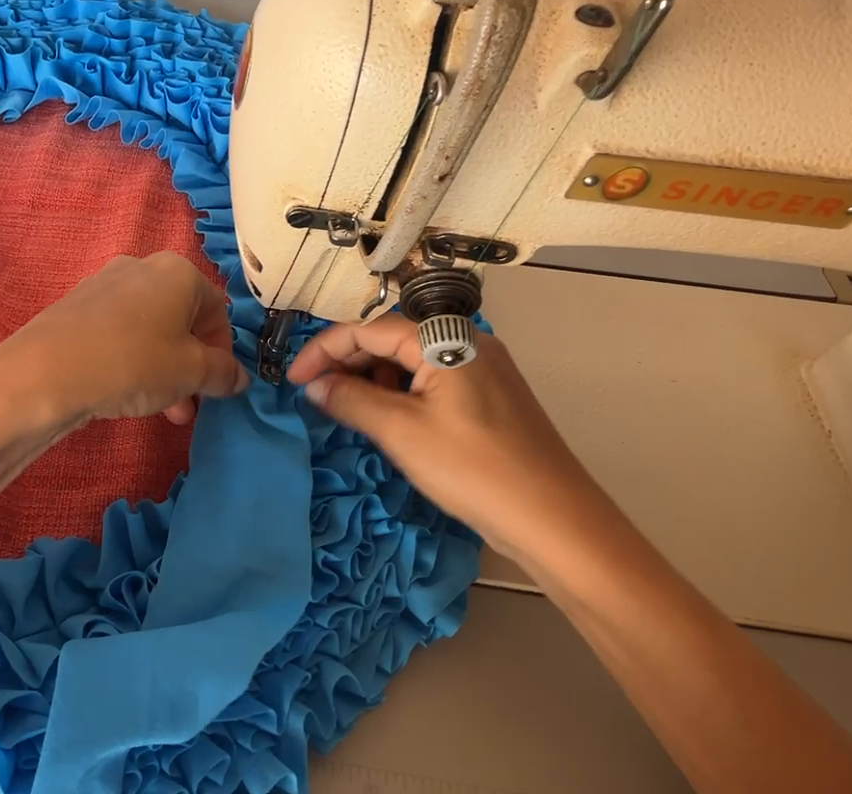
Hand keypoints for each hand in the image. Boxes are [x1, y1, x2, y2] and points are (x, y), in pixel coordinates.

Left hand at [0, 252, 248, 431]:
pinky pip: (119, 333)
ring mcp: (104, 285)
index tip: (216, 386)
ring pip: (150, 330)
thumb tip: (238, 376)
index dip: (223, 351)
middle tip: (189, 407)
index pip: (218, 310)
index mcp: (177, 271)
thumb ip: (222, 372)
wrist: (47, 372)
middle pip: (181, 320)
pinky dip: (132, 361)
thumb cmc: (133, 362)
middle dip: (191, 367)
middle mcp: (142, 267)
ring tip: (162, 412)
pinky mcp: (76, 308)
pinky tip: (124, 394)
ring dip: (164, 370)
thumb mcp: (190, 373)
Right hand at [287, 315, 613, 562]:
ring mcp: (483, 368)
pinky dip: (401, 392)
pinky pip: (432, 379)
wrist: (556, 521)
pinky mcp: (490, 395)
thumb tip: (313, 386)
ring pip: (412, 360)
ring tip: (347, 409)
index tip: (294, 381)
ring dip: (373, 378)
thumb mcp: (401, 433)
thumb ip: (350, 400)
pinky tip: (387, 418)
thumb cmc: (473, 470)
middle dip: (348, 363)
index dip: (325, 351)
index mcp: (447, 339)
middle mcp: (468, 341)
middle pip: (392, 339)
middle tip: (316, 395)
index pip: (369, 329)